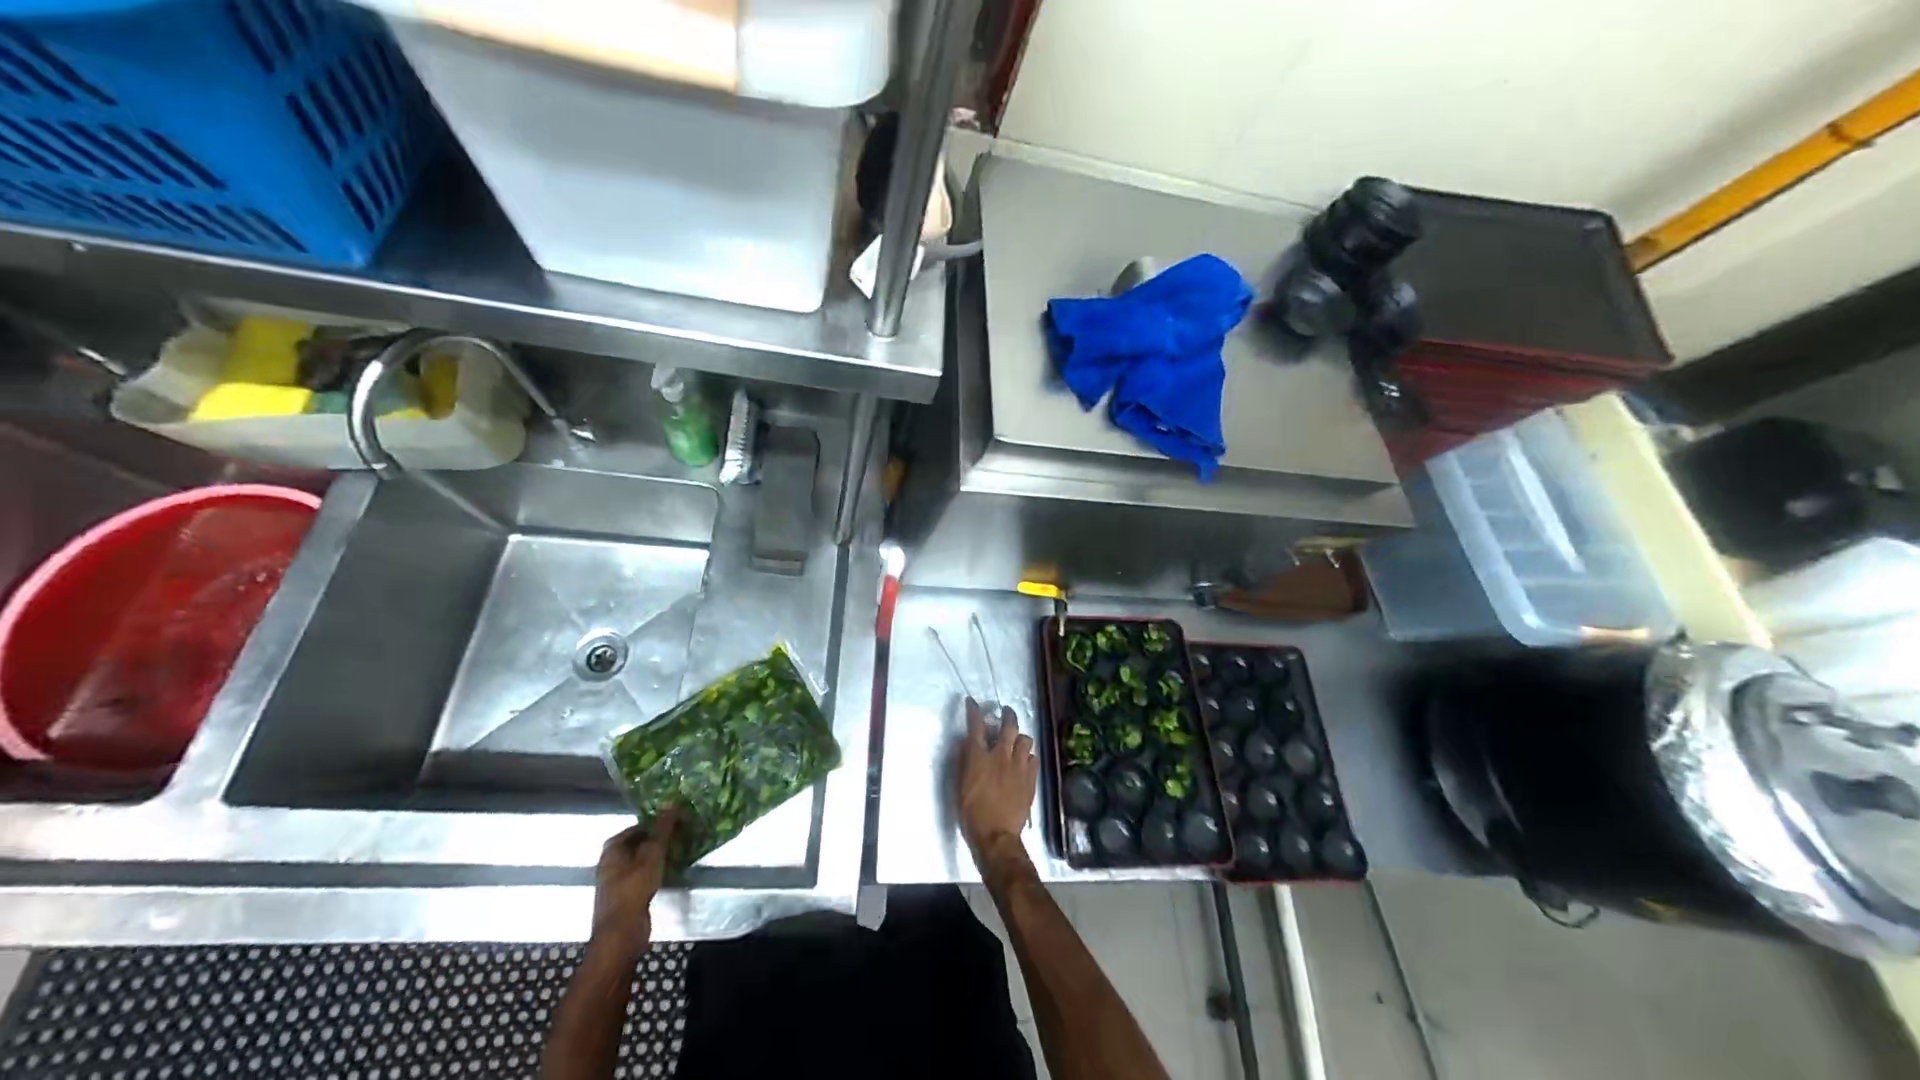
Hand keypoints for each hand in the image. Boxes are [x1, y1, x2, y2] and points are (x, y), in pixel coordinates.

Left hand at [589, 807, 677, 965]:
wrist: (621, 933)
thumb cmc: (634, 888)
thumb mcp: (652, 854)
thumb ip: (662, 829)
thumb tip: (672, 802)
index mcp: (612, 848)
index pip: (638, 826)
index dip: (657, 822)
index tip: (677, 821)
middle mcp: (610, 862)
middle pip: (638, 843)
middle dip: (658, 838)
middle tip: (681, 834)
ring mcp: (616, 880)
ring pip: (641, 860)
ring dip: (658, 855)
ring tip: (680, 850)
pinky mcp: (625, 895)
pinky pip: (642, 875)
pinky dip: (655, 870)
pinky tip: (670, 871)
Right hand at [959, 698, 1037, 867]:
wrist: (996, 834)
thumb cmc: (971, 812)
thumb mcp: (960, 785)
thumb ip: (965, 762)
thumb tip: (968, 745)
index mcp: (979, 757)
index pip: (976, 725)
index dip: (974, 711)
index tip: (973, 702)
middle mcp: (1000, 755)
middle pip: (1008, 726)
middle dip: (1007, 715)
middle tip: (1005, 712)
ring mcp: (1018, 766)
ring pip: (1025, 739)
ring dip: (1019, 737)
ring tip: (1016, 741)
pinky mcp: (1030, 778)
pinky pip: (1033, 758)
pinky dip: (1028, 756)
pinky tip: (1024, 761)